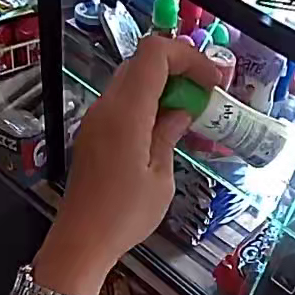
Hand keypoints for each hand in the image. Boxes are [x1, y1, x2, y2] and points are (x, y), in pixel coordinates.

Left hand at [35, 35, 221, 294]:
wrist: (82, 240)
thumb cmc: (124, 216)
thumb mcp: (161, 178)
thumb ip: (169, 135)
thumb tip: (180, 112)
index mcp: (126, 113)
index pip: (155, 53)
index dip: (189, 56)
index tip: (212, 79)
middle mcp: (106, 107)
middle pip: (143, 62)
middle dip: (179, 69)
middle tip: (205, 93)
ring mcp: (96, 119)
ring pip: (132, 80)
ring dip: (164, 86)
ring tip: (189, 111)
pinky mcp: (93, 133)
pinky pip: (123, 103)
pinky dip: (148, 103)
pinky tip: (165, 127)